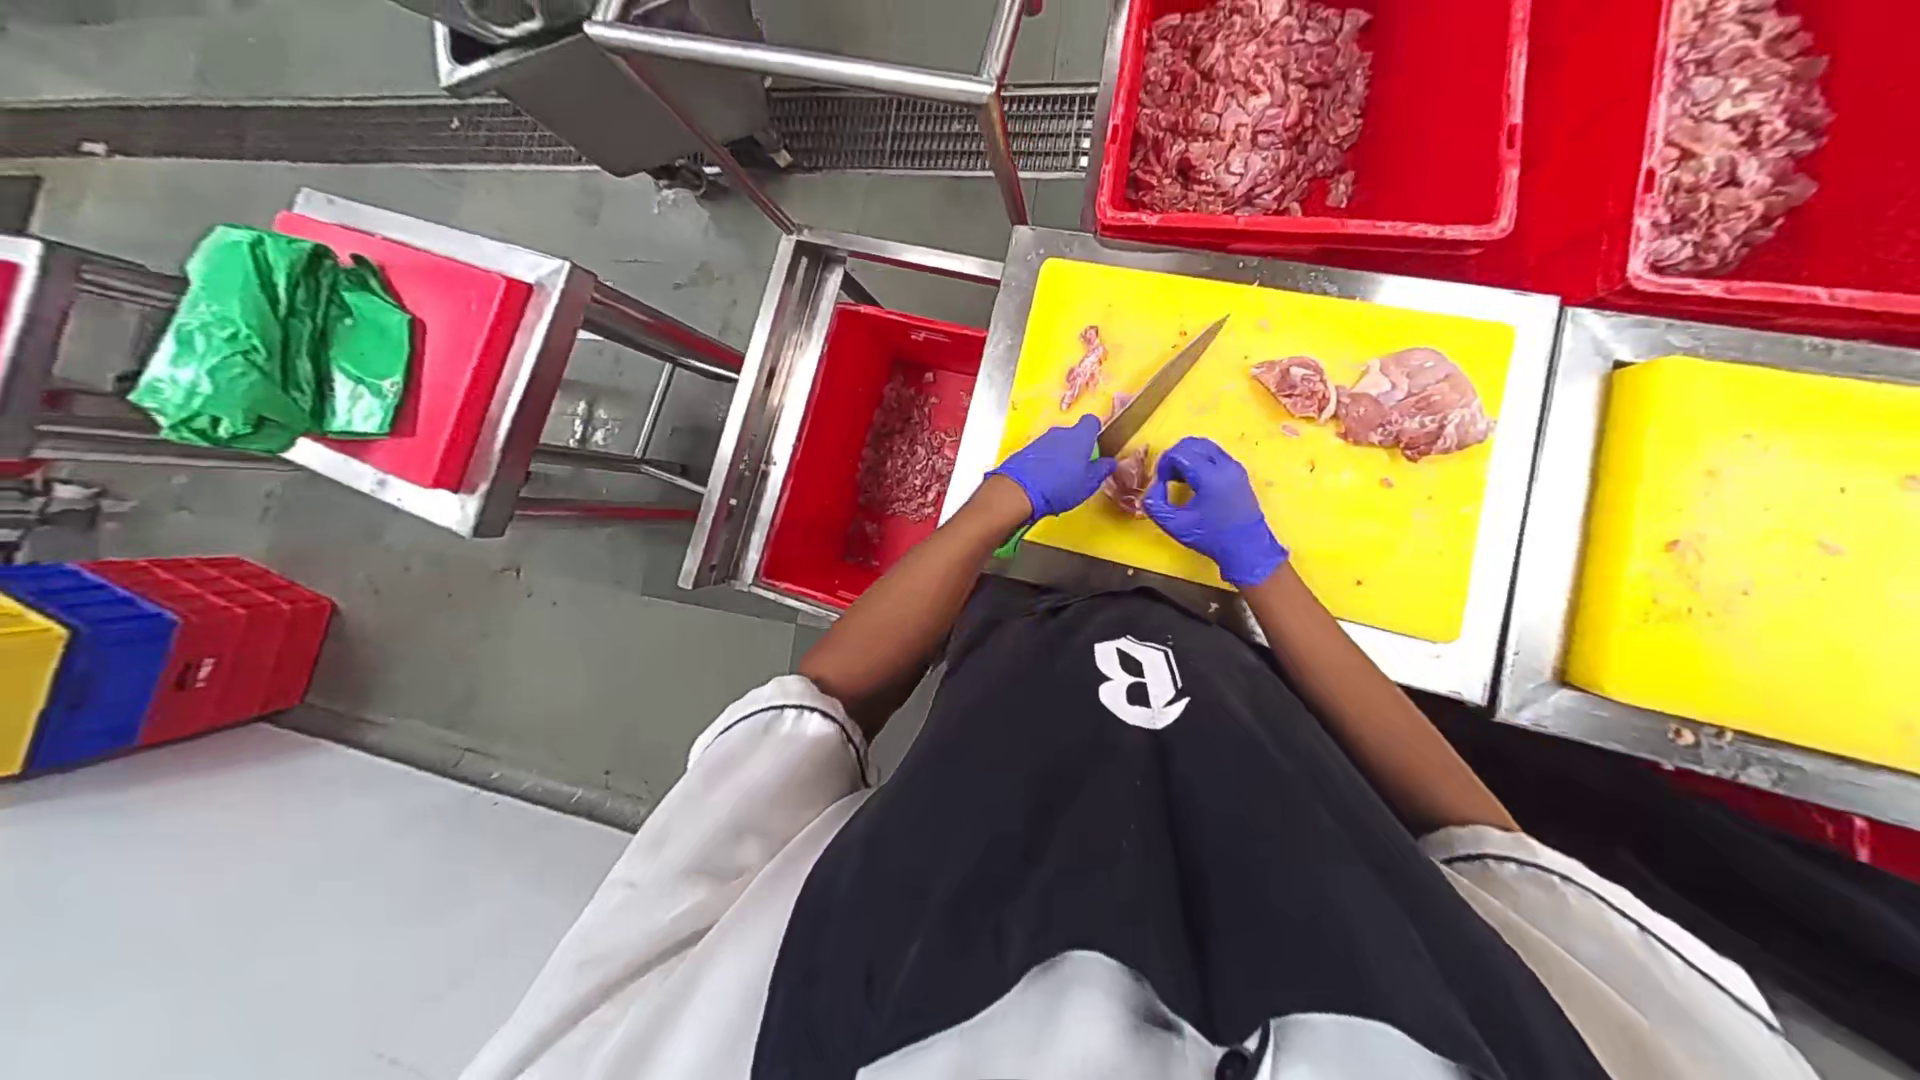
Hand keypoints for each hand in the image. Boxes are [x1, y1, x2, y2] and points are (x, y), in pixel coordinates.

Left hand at [986, 415, 1117, 522]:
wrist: (1019, 491)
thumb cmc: (1060, 485)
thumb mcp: (1089, 483)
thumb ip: (1101, 470)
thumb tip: (1109, 462)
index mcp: (1079, 436)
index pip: (1091, 421)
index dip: (1095, 431)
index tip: (1097, 445)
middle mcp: (1059, 433)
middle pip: (1072, 434)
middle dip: (1076, 449)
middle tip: (1079, 469)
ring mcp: (1040, 440)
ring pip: (1056, 444)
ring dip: (1059, 457)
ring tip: (1060, 480)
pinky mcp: (1024, 451)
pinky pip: (1040, 454)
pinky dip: (1044, 463)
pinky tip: (1044, 482)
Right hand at [1143, 436, 1287, 586]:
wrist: (1247, 548)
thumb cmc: (1210, 538)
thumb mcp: (1174, 525)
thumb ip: (1154, 504)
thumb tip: (1153, 486)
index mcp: (1209, 477)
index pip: (1179, 452)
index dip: (1164, 464)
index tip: (1161, 482)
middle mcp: (1224, 466)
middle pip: (1192, 443)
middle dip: (1174, 456)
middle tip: (1168, 477)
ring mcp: (1234, 467)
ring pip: (1204, 446)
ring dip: (1187, 457)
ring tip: (1180, 479)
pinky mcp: (1239, 473)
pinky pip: (1215, 454)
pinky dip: (1199, 461)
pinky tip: (1195, 482)